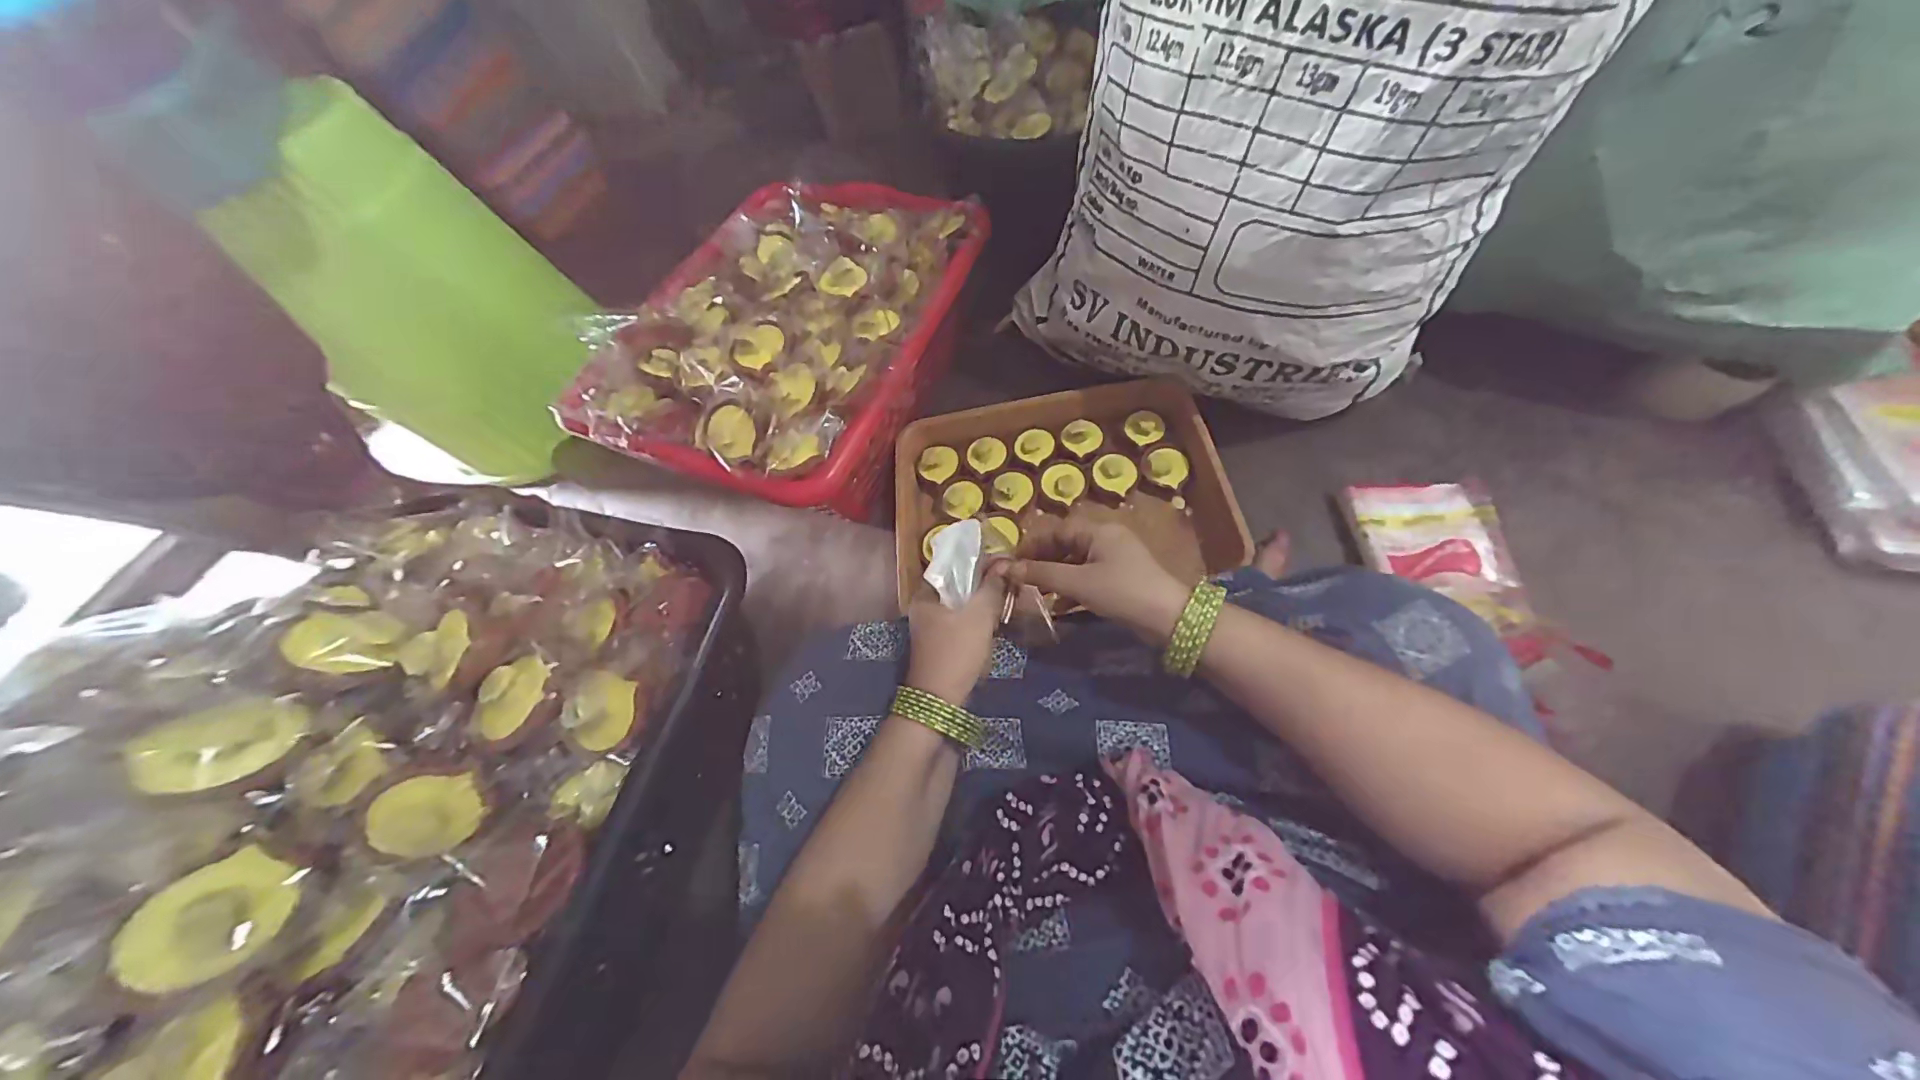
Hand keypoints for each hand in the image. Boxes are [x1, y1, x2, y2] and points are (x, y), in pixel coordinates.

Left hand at [903, 559, 1010, 703]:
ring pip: (961, 602)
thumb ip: (991, 587)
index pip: (952, 563)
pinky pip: (961, 619)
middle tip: (1009, 581)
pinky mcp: (941, 640)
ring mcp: (931, 624)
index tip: (1004, 562)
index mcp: (925, 593)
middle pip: (957, 583)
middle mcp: (924, 605)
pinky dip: (977, 617)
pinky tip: (994, 621)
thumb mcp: (979, 615)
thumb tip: (1004, 563)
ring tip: (1006, 599)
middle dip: (984, 582)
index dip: (978, 560)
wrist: (940, 698)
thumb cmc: (957, 651)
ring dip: (983, 601)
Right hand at [1008, 517, 1189, 645]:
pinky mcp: (1120, 580)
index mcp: (1098, 530)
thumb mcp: (1078, 583)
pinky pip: (1087, 578)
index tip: (1012, 565)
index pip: (1056, 531)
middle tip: (1020, 582)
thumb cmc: (1121, 592)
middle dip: (1042, 564)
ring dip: (1055, 579)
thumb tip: (1006, 568)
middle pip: (1065, 546)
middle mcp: (1106, 539)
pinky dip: (1071, 590)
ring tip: (1035, 596)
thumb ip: (1041, 574)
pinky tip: (1058, 608)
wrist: (1168, 618)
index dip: (1032, 546)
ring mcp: (1115, 560)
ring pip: (1075, 564)